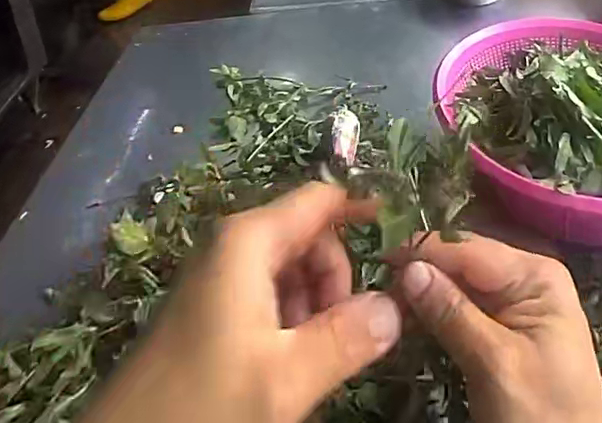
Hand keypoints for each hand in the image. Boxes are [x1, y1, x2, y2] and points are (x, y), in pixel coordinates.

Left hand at [81, 182, 402, 422]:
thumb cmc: (203, 404)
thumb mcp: (284, 379)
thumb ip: (347, 338)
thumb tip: (396, 305)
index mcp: (250, 239)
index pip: (321, 199)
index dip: (362, 208)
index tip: (398, 237)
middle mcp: (234, 243)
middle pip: (309, 236)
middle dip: (334, 279)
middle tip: (339, 335)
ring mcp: (218, 274)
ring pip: (290, 269)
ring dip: (312, 306)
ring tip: (307, 361)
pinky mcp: (209, 306)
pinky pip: (266, 293)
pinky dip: (287, 319)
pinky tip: (282, 365)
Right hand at [396, 233, 601, 422]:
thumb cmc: (544, 416)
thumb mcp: (497, 365)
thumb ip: (453, 313)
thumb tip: (408, 268)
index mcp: (535, 273)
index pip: (469, 248)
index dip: (423, 249)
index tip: (379, 253)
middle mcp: (525, 277)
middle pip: (462, 262)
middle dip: (421, 270)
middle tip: (375, 282)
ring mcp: (514, 304)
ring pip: (458, 285)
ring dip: (423, 292)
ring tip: (383, 300)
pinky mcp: (502, 330)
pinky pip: (462, 310)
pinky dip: (435, 314)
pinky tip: (407, 317)